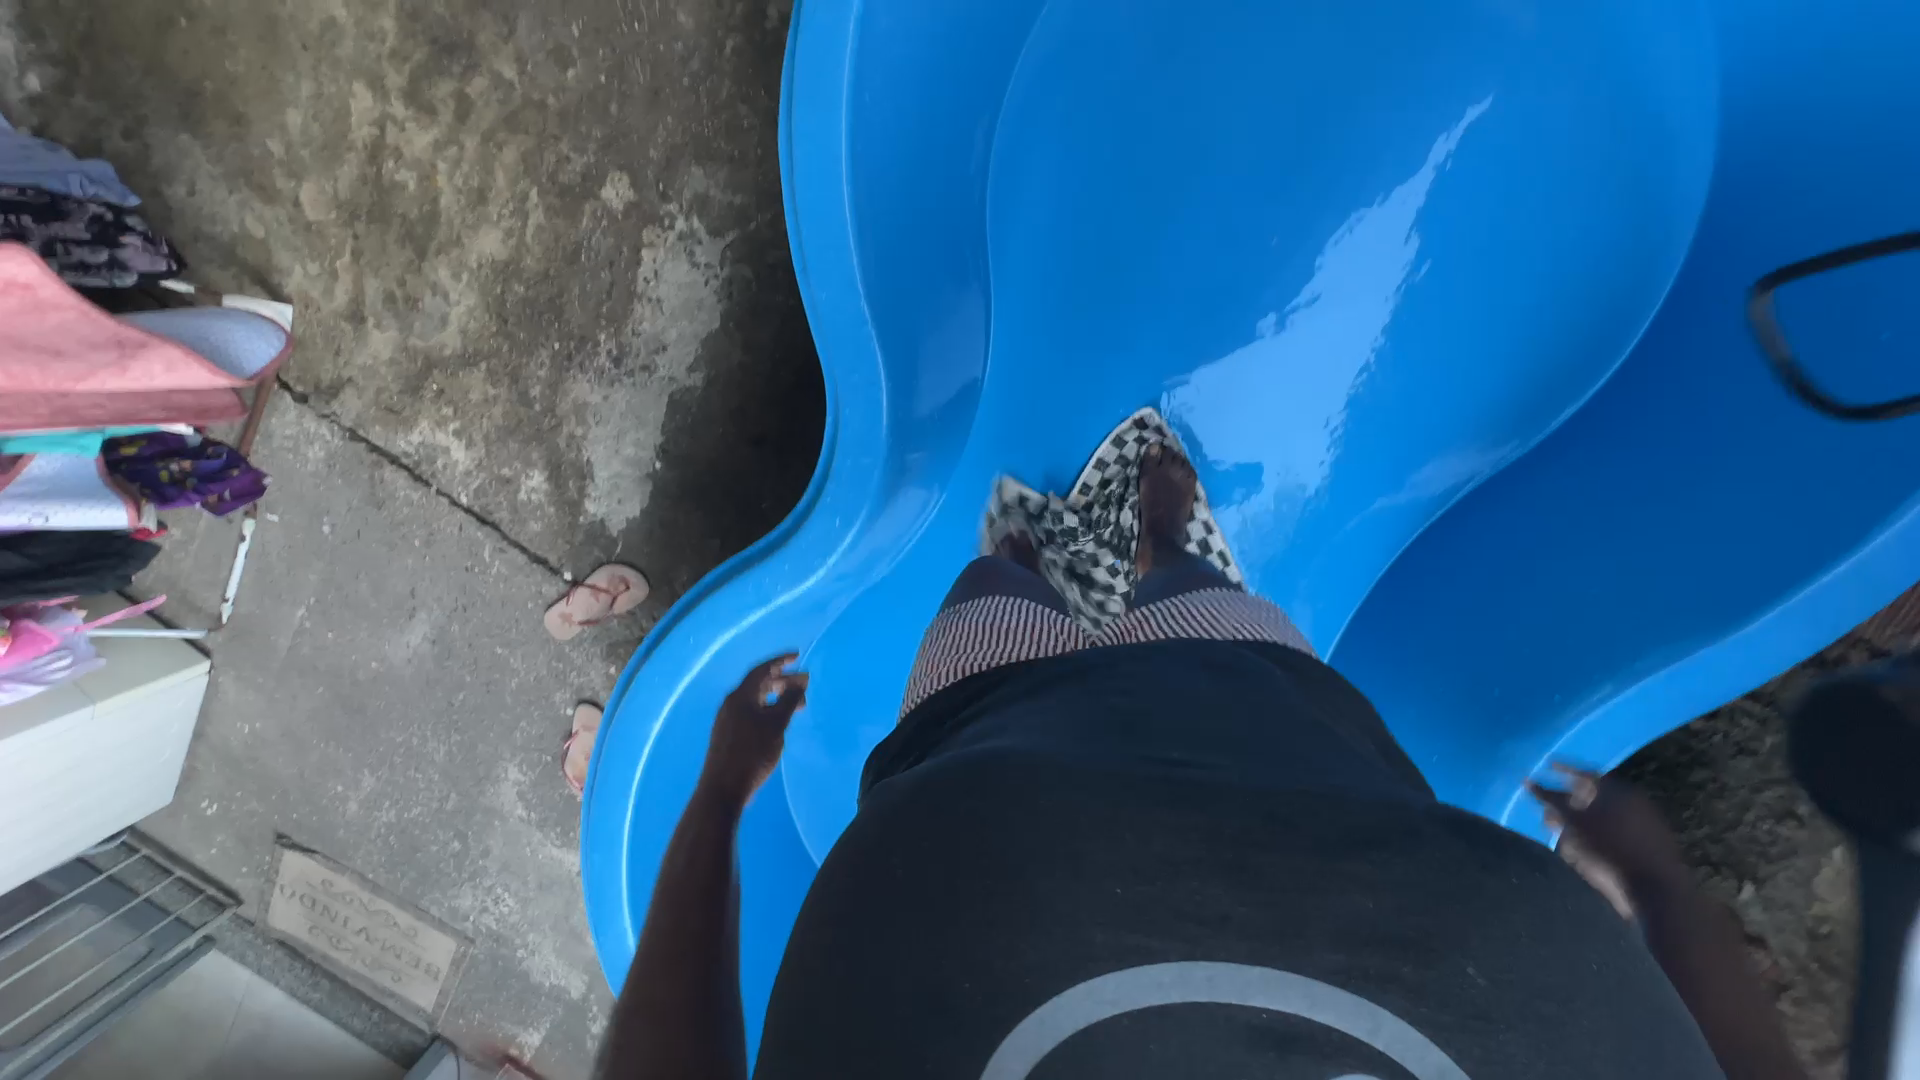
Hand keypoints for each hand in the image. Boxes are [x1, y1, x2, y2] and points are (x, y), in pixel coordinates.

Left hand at [698, 654, 809, 808]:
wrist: (723, 788)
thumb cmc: (753, 753)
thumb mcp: (777, 724)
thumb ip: (790, 699)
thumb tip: (801, 679)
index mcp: (741, 696)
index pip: (762, 669)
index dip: (780, 660)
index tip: (798, 656)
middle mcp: (731, 703)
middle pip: (759, 683)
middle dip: (782, 680)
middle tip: (804, 685)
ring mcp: (728, 720)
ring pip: (756, 700)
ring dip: (777, 697)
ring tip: (797, 706)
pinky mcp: (729, 735)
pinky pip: (751, 712)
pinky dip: (768, 710)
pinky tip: (778, 723)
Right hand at [1528, 763, 1690, 917]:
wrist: (1657, 890)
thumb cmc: (1608, 849)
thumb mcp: (1571, 822)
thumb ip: (1549, 799)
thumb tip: (1528, 781)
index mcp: (1617, 790)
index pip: (1584, 772)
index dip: (1563, 769)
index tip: (1546, 767)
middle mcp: (1634, 801)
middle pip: (1594, 793)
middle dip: (1567, 799)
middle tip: (1546, 808)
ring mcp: (1646, 823)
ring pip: (1604, 812)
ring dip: (1580, 818)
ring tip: (1560, 831)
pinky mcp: (1651, 843)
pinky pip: (1617, 828)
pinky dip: (1597, 831)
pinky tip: (1582, 845)